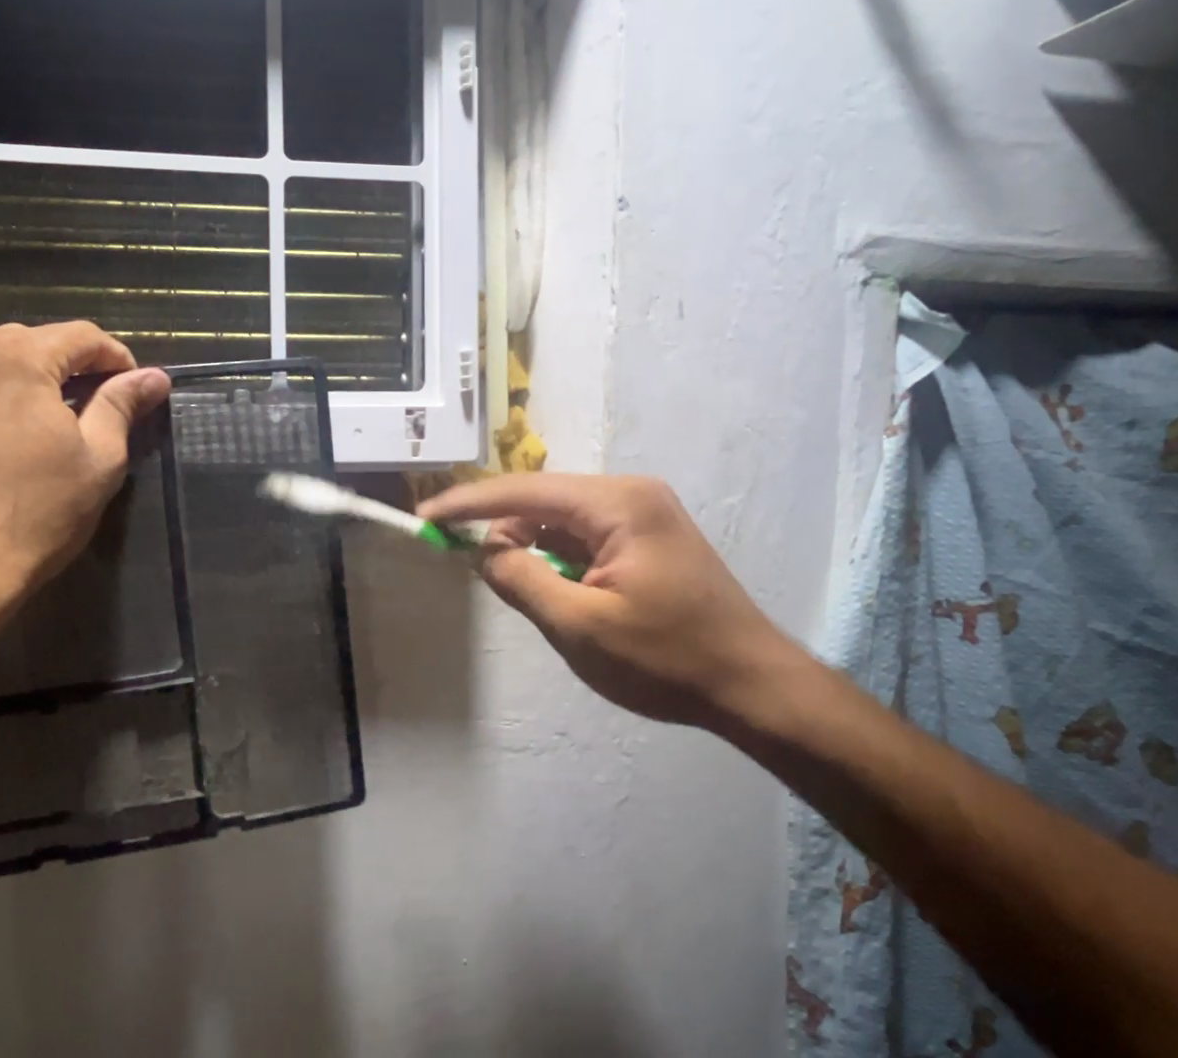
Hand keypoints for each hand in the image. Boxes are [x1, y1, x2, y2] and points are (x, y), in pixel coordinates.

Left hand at [0, 322, 170, 613]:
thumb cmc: (38, 515)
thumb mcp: (99, 461)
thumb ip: (121, 407)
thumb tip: (154, 376)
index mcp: (23, 357)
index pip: (82, 336)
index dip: (116, 358)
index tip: (133, 389)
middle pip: (31, 340)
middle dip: (67, 365)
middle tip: (92, 408)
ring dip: (10, 367)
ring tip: (32, 407)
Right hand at [418, 474, 801, 728]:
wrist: (753, 686)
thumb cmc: (666, 659)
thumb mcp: (578, 625)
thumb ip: (520, 579)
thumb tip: (485, 551)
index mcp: (617, 504)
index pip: (523, 492)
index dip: (468, 505)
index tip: (425, 519)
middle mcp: (630, 495)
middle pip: (541, 501)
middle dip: (502, 531)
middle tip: (477, 572)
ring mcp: (643, 515)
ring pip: (560, 521)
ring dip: (532, 551)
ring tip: (526, 594)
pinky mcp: (648, 539)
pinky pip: (583, 537)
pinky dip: (558, 560)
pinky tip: (557, 592)